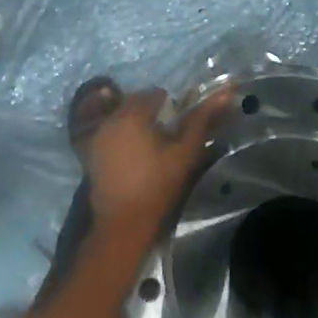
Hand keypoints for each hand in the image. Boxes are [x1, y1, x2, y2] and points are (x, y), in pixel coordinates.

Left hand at [82, 86, 232, 241]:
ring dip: (136, 122)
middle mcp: (111, 117)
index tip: (177, 127)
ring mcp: (97, 134)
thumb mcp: (185, 152)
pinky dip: (122, 134)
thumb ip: (203, 120)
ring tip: (150, 146)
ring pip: (121, 114)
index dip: (170, 107)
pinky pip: (109, 129)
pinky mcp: (91, 151)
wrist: (123, 224)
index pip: (156, 94)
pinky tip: (133, 155)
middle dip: (152, 112)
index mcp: (133, 114)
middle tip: (166, 137)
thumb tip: (227, 92)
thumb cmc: (157, 186)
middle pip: (136, 101)